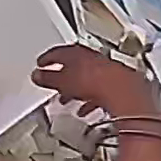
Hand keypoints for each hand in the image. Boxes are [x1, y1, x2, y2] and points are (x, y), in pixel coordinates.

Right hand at [33, 44, 160, 118]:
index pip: (59, 52)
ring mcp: (108, 71)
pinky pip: (100, 90)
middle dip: (64, 73)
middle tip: (55, 81)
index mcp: (79, 53)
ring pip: (88, 78)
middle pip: (75, 64)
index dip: (48, 58)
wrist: (123, 94)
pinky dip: (92, 98)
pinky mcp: (118, 85)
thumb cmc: (96, 83)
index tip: (41, 63)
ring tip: (69, 98)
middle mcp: (94, 58)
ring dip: (77, 88)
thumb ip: (48, 78)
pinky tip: (87, 108)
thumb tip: (37, 75)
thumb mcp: (62, 82)